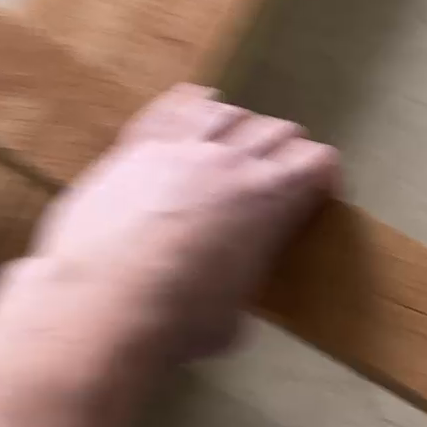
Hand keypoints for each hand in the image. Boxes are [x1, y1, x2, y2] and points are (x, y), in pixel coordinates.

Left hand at [0, 84, 339, 364]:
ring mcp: (183, 149)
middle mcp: (234, 162)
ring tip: (235, 146)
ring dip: (242, 127)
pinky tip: (197, 105)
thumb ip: (247, 275)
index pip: (319, 160)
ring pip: (230, 112)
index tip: (318, 194)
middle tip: (279, 175)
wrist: (101, 307)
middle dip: (287, 151)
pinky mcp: (136, 149)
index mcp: (271, 198)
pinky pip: (172, 108)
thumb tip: (236, 279)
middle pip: (280, 130)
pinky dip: (192, 104)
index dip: (324, 175)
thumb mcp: (239, 310)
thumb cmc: (179, 322)